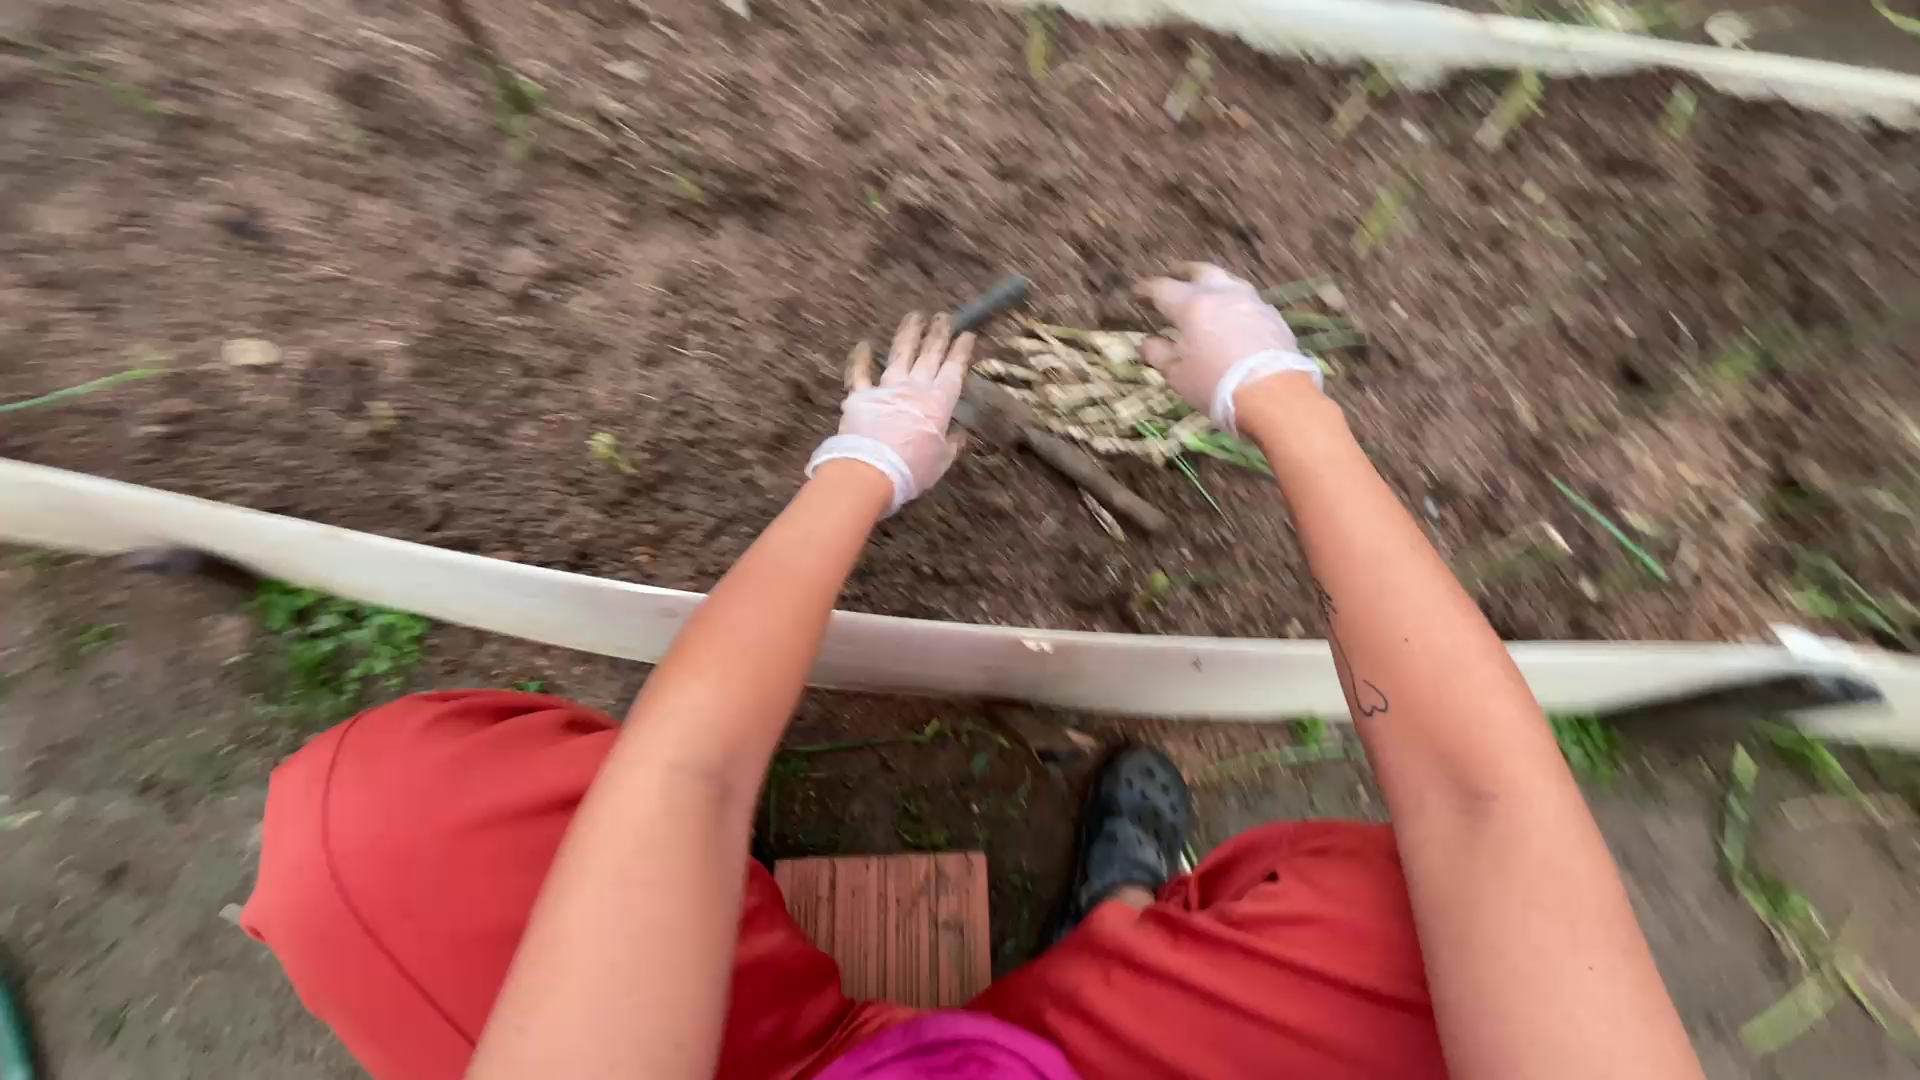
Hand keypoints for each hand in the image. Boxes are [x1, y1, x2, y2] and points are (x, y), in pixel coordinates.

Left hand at [806, 312, 972, 515]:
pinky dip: (861, 359)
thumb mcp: (941, 460)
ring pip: (899, 354)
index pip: (954, 369)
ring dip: (908, 334)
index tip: (967, 334)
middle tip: (944, 316)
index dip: (961, 350)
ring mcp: (887, 388)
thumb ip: (951, 445)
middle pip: (929, 354)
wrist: (872, 471)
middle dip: (938, 334)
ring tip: (914, 317)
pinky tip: (863, 344)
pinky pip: (860, 373)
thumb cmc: (913, 469)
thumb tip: (960, 436)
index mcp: (939, 402)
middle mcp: (915, 388)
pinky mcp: (861, 396)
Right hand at [1139, 263, 1322, 434]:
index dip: (1148, 289)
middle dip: (1185, 273)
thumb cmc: (1214, 385)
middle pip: (1202, 272)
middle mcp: (1223, 295)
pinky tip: (1232, 317)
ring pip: (1229, 282)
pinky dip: (1234, 304)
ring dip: (1214, 284)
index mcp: (1192, 305)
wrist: (1272, 395)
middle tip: (1175, 277)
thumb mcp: (1177, 375)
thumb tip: (1148, 342)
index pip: (1163, 288)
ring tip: (1207, 294)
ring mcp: (1252, 302)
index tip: (1139, 292)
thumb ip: (1158, 354)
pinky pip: (1248, 301)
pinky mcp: (1272, 316)